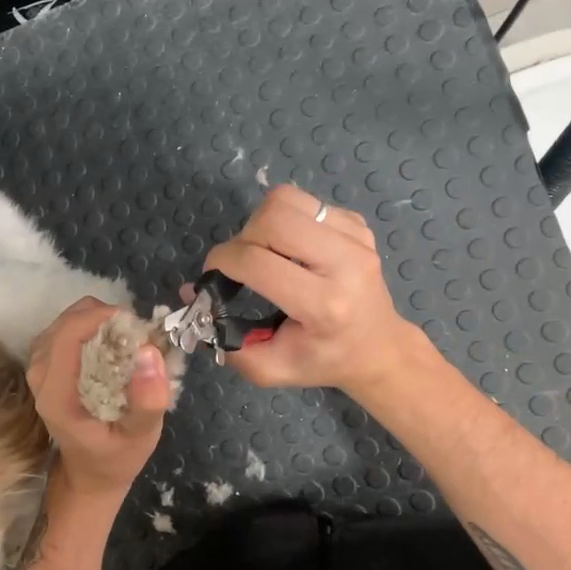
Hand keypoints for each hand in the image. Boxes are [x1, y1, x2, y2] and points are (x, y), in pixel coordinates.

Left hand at [26, 297, 171, 502]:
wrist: (90, 474)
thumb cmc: (116, 458)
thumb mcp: (141, 437)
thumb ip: (148, 401)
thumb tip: (149, 353)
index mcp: (56, 395)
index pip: (66, 337)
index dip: (98, 318)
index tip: (134, 323)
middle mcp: (39, 377)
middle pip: (64, 323)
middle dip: (102, 318)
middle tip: (136, 333)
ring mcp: (38, 369)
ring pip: (63, 323)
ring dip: (96, 321)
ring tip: (126, 338)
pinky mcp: (44, 365)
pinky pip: (63, 332)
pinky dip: (88, 328)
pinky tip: (110, 343)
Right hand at [201, 185, 427, 393]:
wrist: (378, 347)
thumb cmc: (322, 360)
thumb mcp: (269, 368)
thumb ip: (224, 338)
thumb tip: (192, 293)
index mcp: (324, 304)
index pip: (256, 262)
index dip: (221, 262)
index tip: (214, 277)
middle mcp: (345, 264)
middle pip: (274, 218)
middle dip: (243, 236)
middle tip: (241, 261)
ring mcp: (356, 239)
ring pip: (287, 200)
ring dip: (262, 222)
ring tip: (264, 250)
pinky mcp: (358, 224)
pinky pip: (305, 204)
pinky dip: (286, 220)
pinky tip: (291, 248)